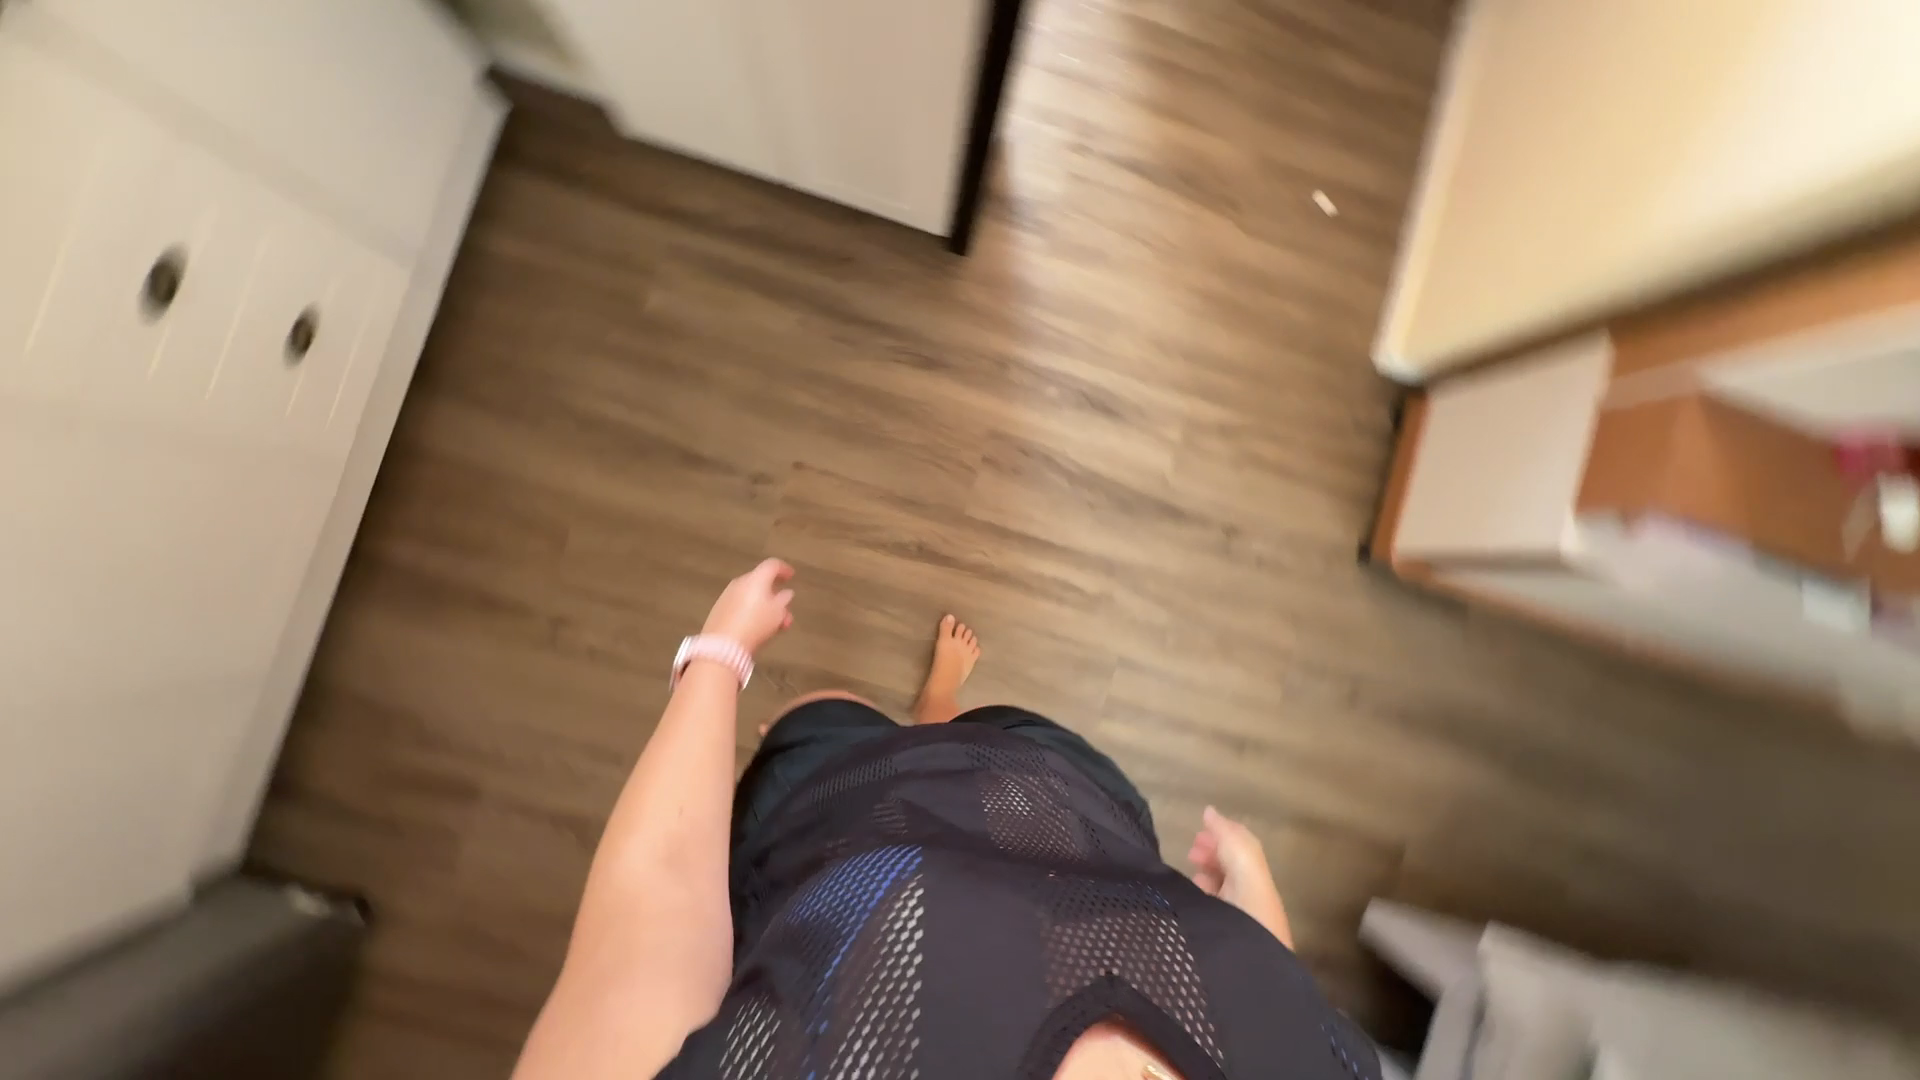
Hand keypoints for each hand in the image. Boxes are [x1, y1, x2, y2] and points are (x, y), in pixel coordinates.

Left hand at [701, 559, 794, 654]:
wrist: (722, 645)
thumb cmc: (756, 624)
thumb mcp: (778, 613)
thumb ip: (784, 600)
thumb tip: (785, 593)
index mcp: (756, 579)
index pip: (772, 565)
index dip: (784, 569)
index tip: (791, 576)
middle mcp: (740, 583)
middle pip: (761, 582)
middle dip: (775, 595)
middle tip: (785, 610)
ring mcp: (727, 595)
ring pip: (751, 595)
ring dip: (764, 606)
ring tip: (775, 625)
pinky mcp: (719, 609)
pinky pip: (740, 605)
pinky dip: (751, 611)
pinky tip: (758, 627)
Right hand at [1188, 806, 1293, 947]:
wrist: (1255, 969)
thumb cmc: (1249, 910)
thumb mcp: (1242, 865)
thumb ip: (1227, 836)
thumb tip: (1210, 811)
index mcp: (1258, 878)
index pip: (1242, 847)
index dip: (1222, 833)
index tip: (1198, 829)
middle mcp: (1252, 896)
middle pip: (1233, 866)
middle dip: (1212, 852)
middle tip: (1190, 850)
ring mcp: (1241, 918)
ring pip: (1223, 886)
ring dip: (1207, 873)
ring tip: (1190, 869)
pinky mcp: (1229, 934)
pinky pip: (1215, 906)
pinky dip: (1203, 895)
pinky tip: (1193, 895)